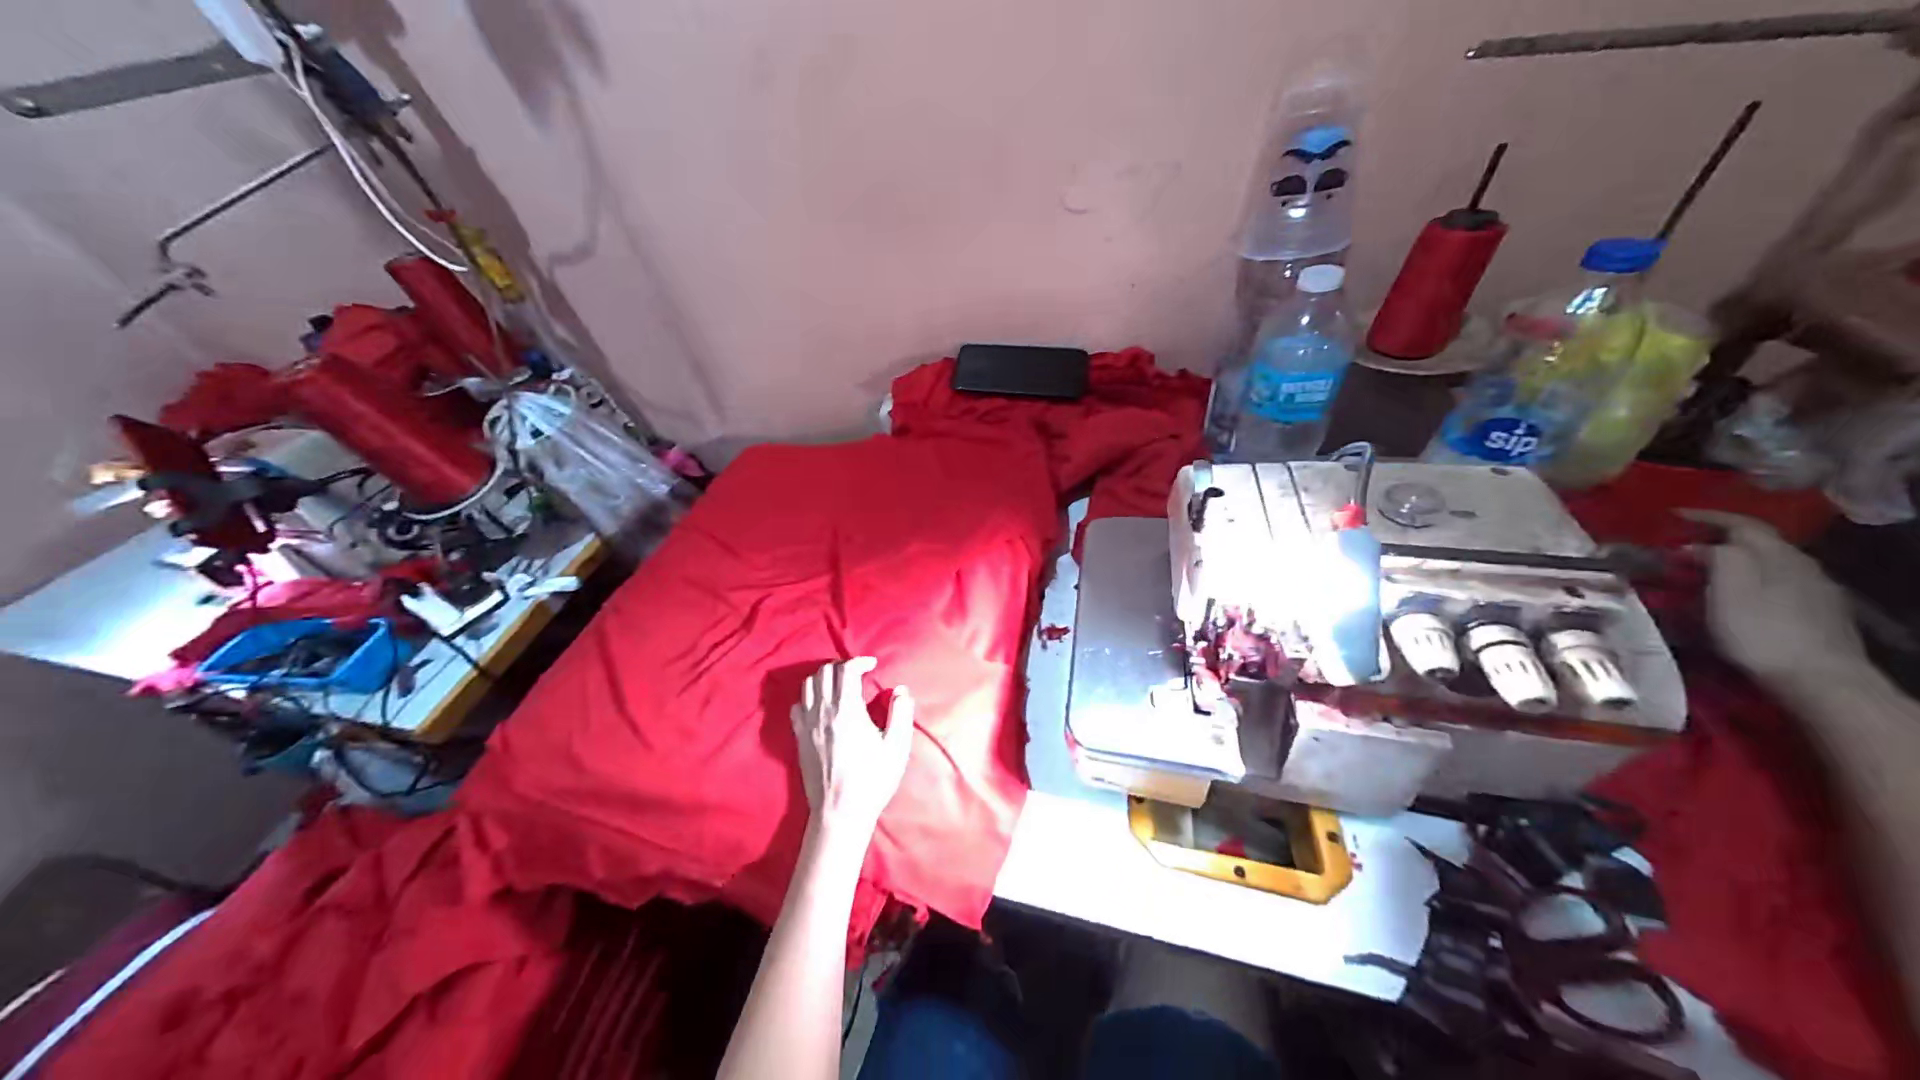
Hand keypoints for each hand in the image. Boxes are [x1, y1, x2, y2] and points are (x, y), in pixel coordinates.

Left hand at [790, 658, 914, 840]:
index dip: (859, 661)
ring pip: (808, 685)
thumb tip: (900, 690)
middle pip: (825, 672)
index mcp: (847, 711)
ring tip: (839, 684)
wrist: (840, 812)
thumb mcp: (896, 748)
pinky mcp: (798, 737)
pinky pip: (797, 705)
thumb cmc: (872, 781)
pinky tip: (820, 705)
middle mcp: (823, 712)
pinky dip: (808, 697)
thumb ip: (900, 714)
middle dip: (842, 666)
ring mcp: (807, 724)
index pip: (846, 670)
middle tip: (857, 673)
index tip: (871, 664)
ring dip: (824, 677)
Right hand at [1682, 510, 1865, 685]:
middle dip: (1718, 540)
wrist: (1818, 676)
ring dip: (1734, 563)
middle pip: (1756, 543)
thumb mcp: (1728, 585)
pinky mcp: (1817, 613)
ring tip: (1703, 574)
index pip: (1741, 523)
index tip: (1672, 515)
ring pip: (1767, 564)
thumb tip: (1701, 547)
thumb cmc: (1760, 628)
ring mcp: (1814, 590)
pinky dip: (1750, 582)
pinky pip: (1776, 584)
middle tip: (1680, 548)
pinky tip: (1737, 598)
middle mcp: (1800, 564)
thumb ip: (1717, 556)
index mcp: (1776, 554)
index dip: (1706, 516)